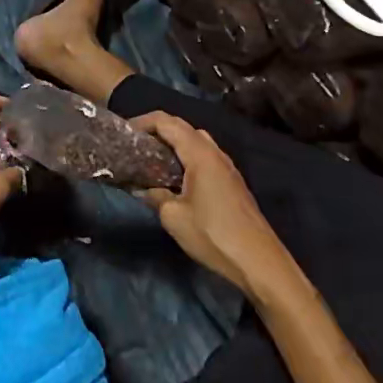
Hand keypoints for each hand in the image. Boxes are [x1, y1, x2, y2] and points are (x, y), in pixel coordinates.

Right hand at [133, 112, 294, 296]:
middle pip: (182, 127)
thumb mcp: (174, 218)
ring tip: (153, 159)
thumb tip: (143, 188)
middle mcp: (214, 152)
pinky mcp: (232, 181)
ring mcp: (227, 165)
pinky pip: (205, 156)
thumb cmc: (214, 235)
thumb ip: (155, 197)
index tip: (124, 131)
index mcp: (199, 153)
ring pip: (196, 141)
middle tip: (136, 144)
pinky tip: (177, 177)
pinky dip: (187, 156)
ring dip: (174, 143)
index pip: (167, 122)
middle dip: (158, 129)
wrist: (259, 261)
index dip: (143, 121)